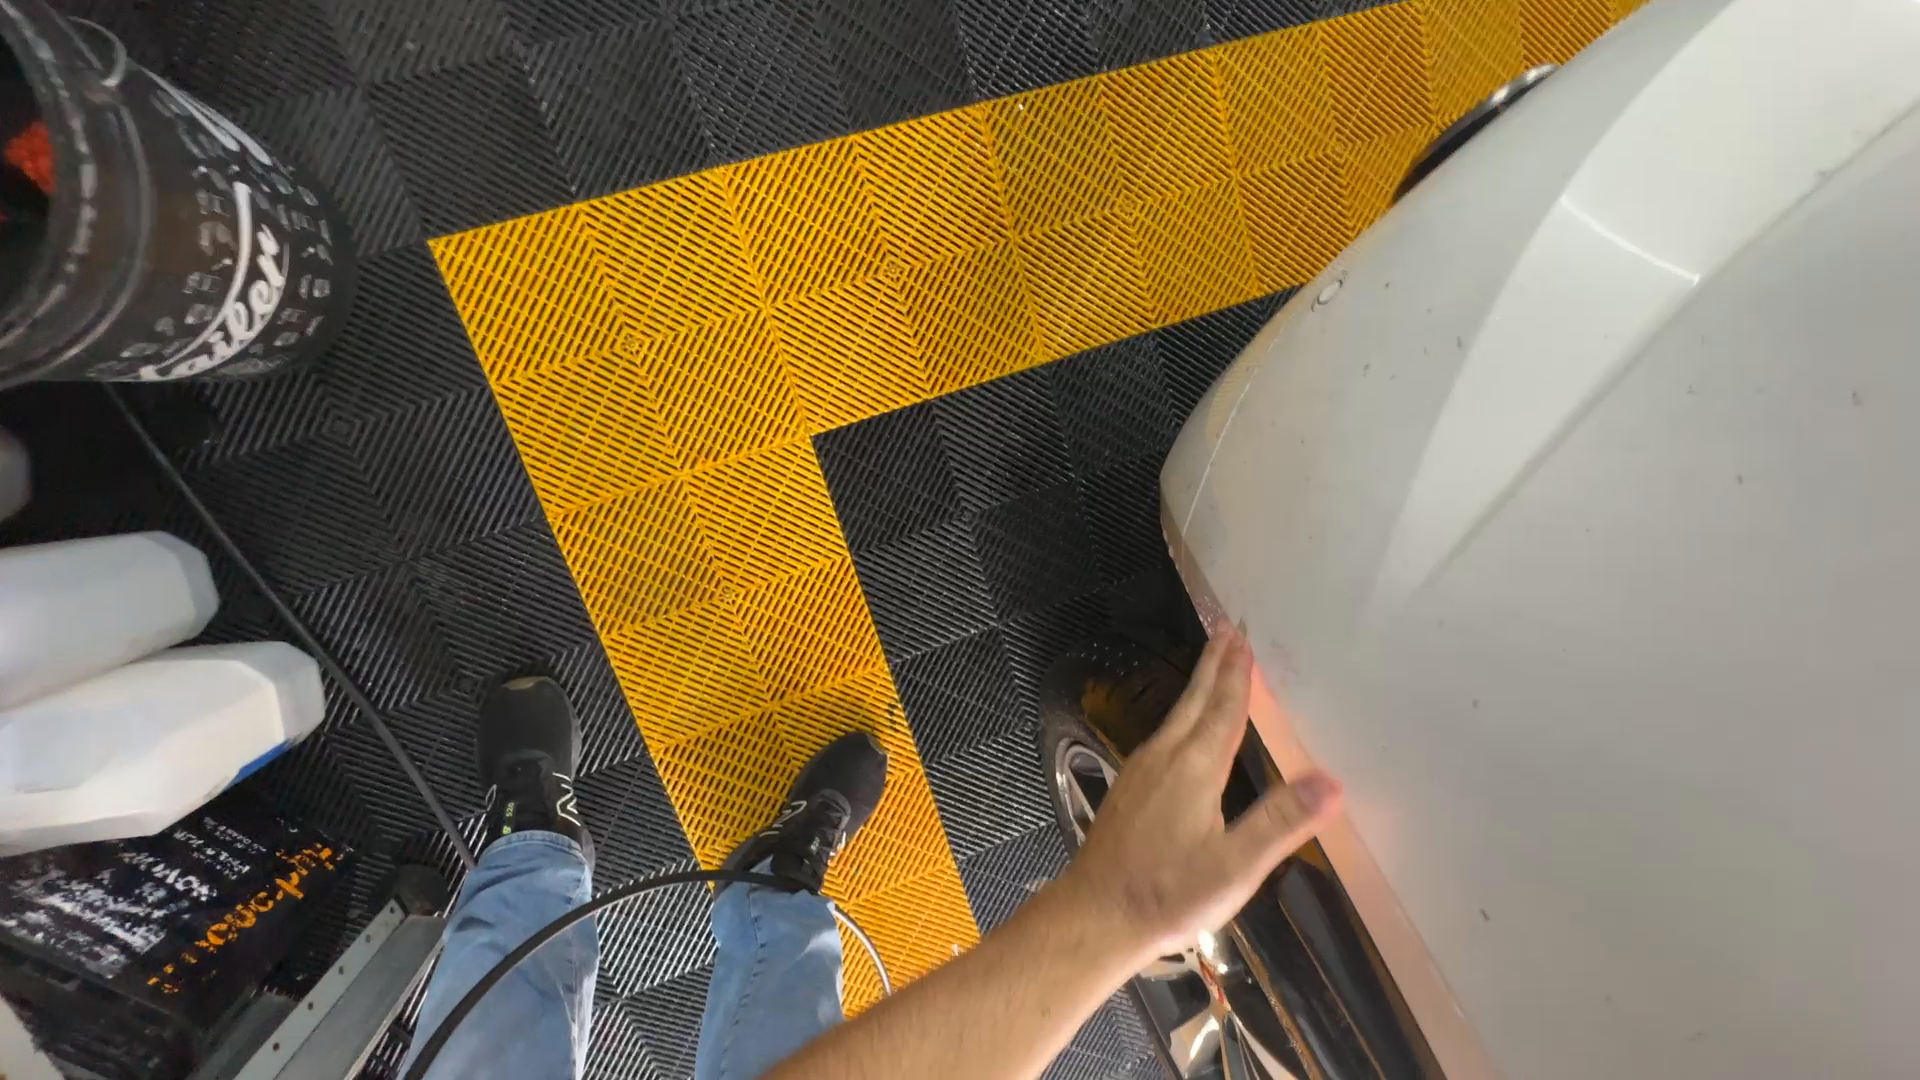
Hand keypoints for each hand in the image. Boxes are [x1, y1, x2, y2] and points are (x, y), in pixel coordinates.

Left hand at [1052, 628, 1343, 967]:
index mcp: (1194, 768)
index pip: (1223, 710)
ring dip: (1198, 685)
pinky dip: (1183, 713)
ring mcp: (1142, 768)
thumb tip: (1331, 781)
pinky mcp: (1130, 785)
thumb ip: (1279, 822)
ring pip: (1177, 715)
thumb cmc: (1169, 893)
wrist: (1098, 910)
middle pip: (1195, 701)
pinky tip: (1185, 726)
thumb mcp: (1234, 867)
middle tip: (1227, 629)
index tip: (1242, 638)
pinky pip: (1164, 734)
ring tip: (1212, 664)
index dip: (1236, 674)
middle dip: (1213, 664)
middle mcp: (1165, 756)